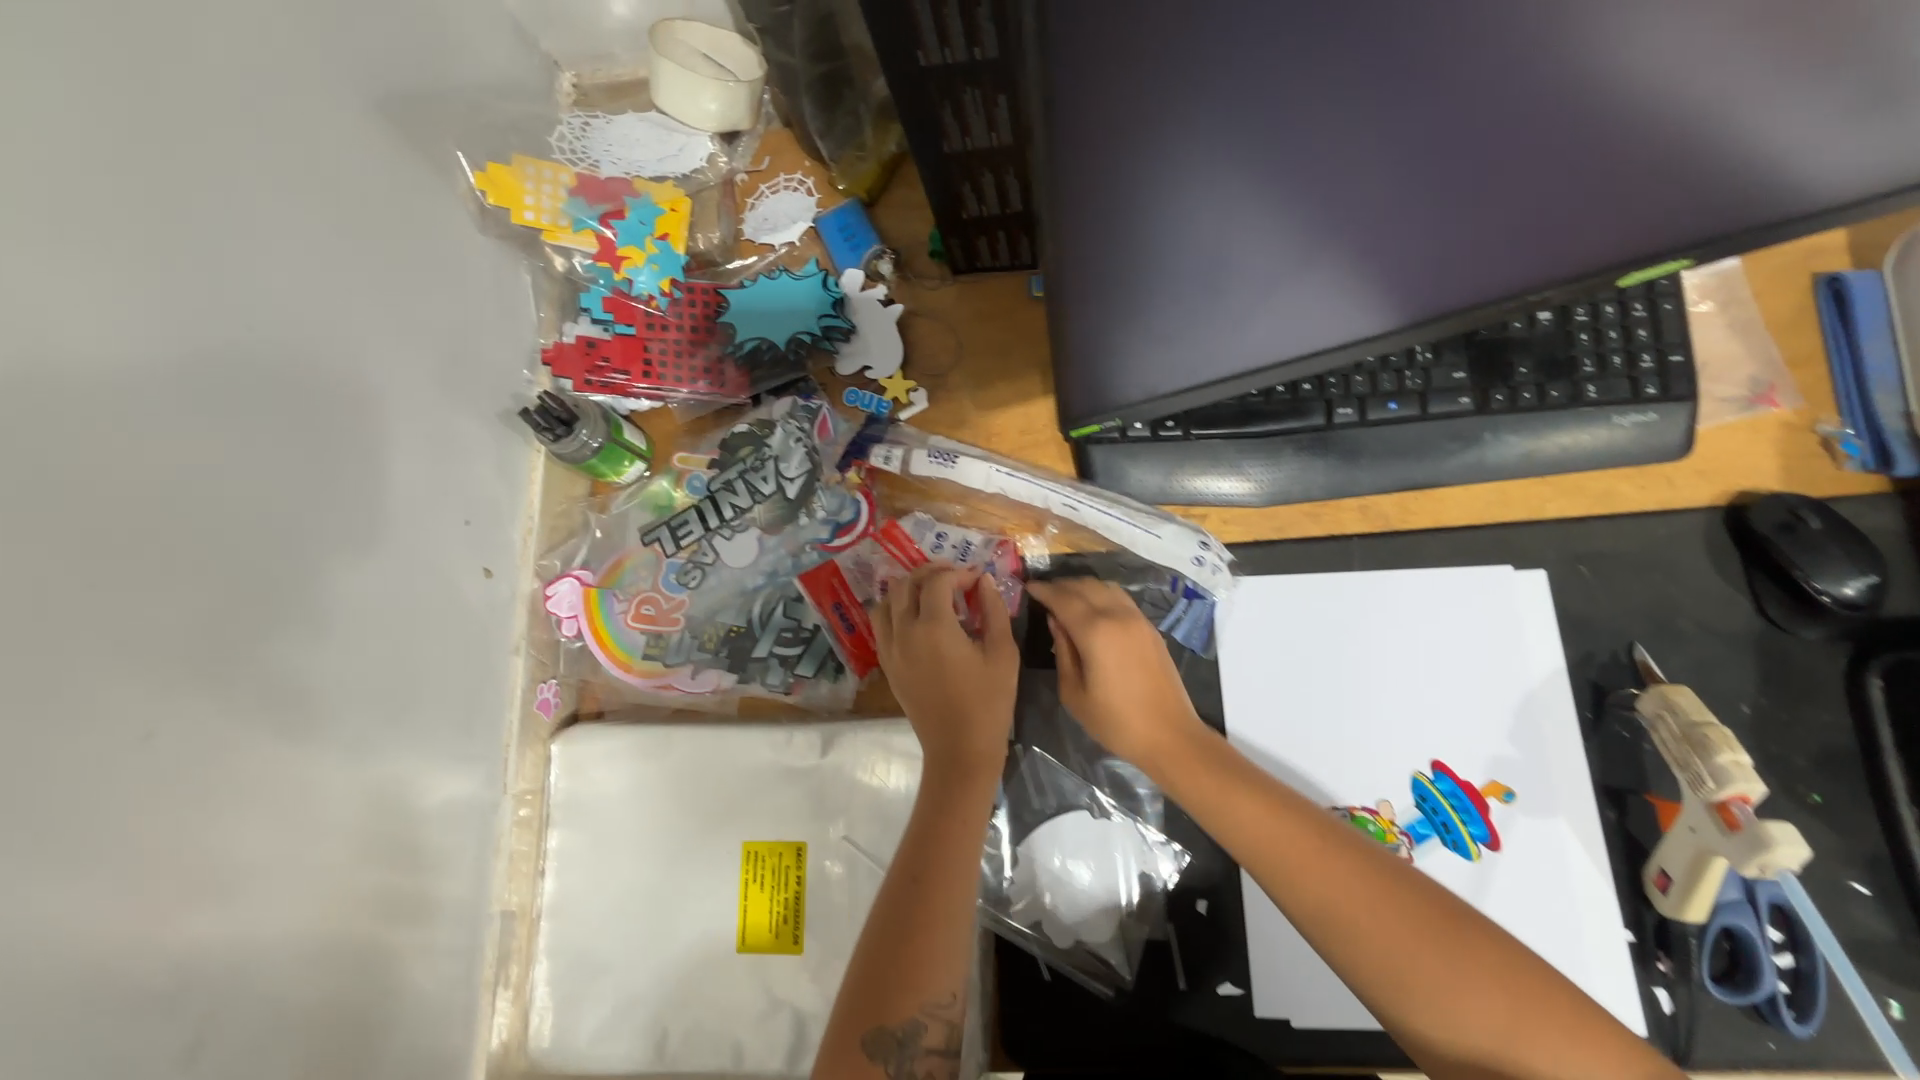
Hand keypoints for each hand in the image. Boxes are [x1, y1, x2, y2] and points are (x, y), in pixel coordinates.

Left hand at [873, 563, 1019, 780]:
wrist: (960, 749)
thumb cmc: (989, 702)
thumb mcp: (1002, 652)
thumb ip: (993, 610)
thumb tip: (983, 581)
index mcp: (933, 627)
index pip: (938, 582)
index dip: (958, 573)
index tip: (976, 579)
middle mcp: (904, 632)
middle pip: (906, 584)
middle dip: (931, 574)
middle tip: (955, 577)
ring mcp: (890, 649)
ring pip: (887, 601)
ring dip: (908, 589)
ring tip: (932, 592)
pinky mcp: (887, 664)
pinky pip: (881, 624)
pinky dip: (895, 609)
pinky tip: (916, 616)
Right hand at [1026, 578, 1209, 765]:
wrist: (1168, 734)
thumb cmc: (1114, 721)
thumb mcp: (1074, 693)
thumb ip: (1062, 651)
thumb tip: (1055, 621)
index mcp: (1095, 632)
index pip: (1063, 599)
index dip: (1044, 590)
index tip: (1028, 587)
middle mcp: (1118, 616)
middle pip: (1085, 586)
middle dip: (1061, 585)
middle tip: (1044, 592)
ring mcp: (1138, 619)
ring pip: (1106, 587)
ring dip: (1083, 587)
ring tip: (1066, 597)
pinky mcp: (1150, 628)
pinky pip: (1121, 599)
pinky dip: (1102, 594)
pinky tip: (1093, 607)